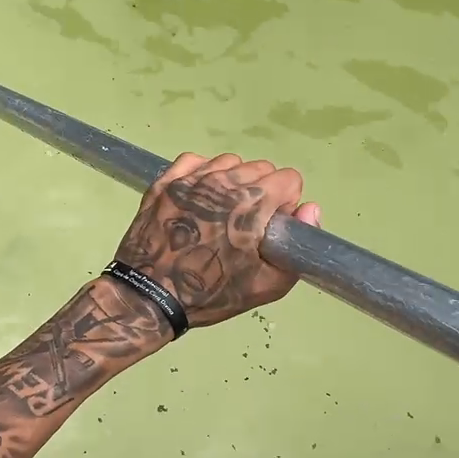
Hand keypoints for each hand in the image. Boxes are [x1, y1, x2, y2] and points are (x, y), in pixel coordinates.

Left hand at [113, 152, 321, 327]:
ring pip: (226, 162)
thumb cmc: (211, 293)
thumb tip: (309, 208)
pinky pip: (192, 162)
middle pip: (259, 168)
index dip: (284, 203)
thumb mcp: (268, 284)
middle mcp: (222, 182)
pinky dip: (200, 173)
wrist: (149, 296)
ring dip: (231, 181)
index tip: (270, 225)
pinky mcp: (162, 183)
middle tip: (245, 223)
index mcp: (253, 202)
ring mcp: (189, 180)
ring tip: (220, 211)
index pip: (288, 179)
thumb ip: (299, 245)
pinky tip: (198, 197)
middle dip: (261, 192)